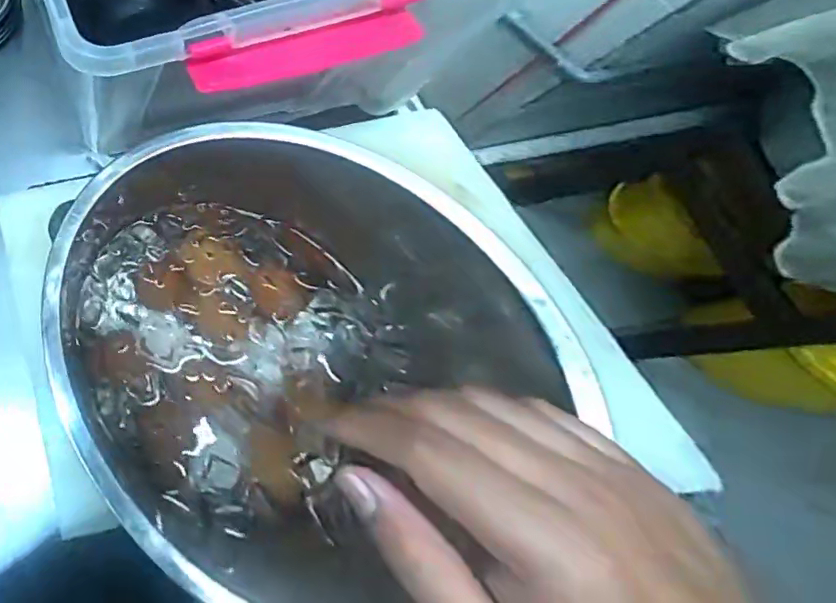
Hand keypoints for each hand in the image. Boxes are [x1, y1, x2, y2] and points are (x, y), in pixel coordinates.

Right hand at [328, 388, 743, 602]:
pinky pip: (546, 412)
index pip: (425, 448)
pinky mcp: (645, 477)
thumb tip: (353, 478)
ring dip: (432, 403)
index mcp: (554, 546)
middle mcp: (589, 494)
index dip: (360, 427)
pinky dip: (491, 408)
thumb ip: (420, 562)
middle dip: (386, 410)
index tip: (319, 425)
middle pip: (454, 414)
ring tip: (401, 426)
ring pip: (494, 401)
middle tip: (349, 426)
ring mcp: (626, 479)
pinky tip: (472, 430)